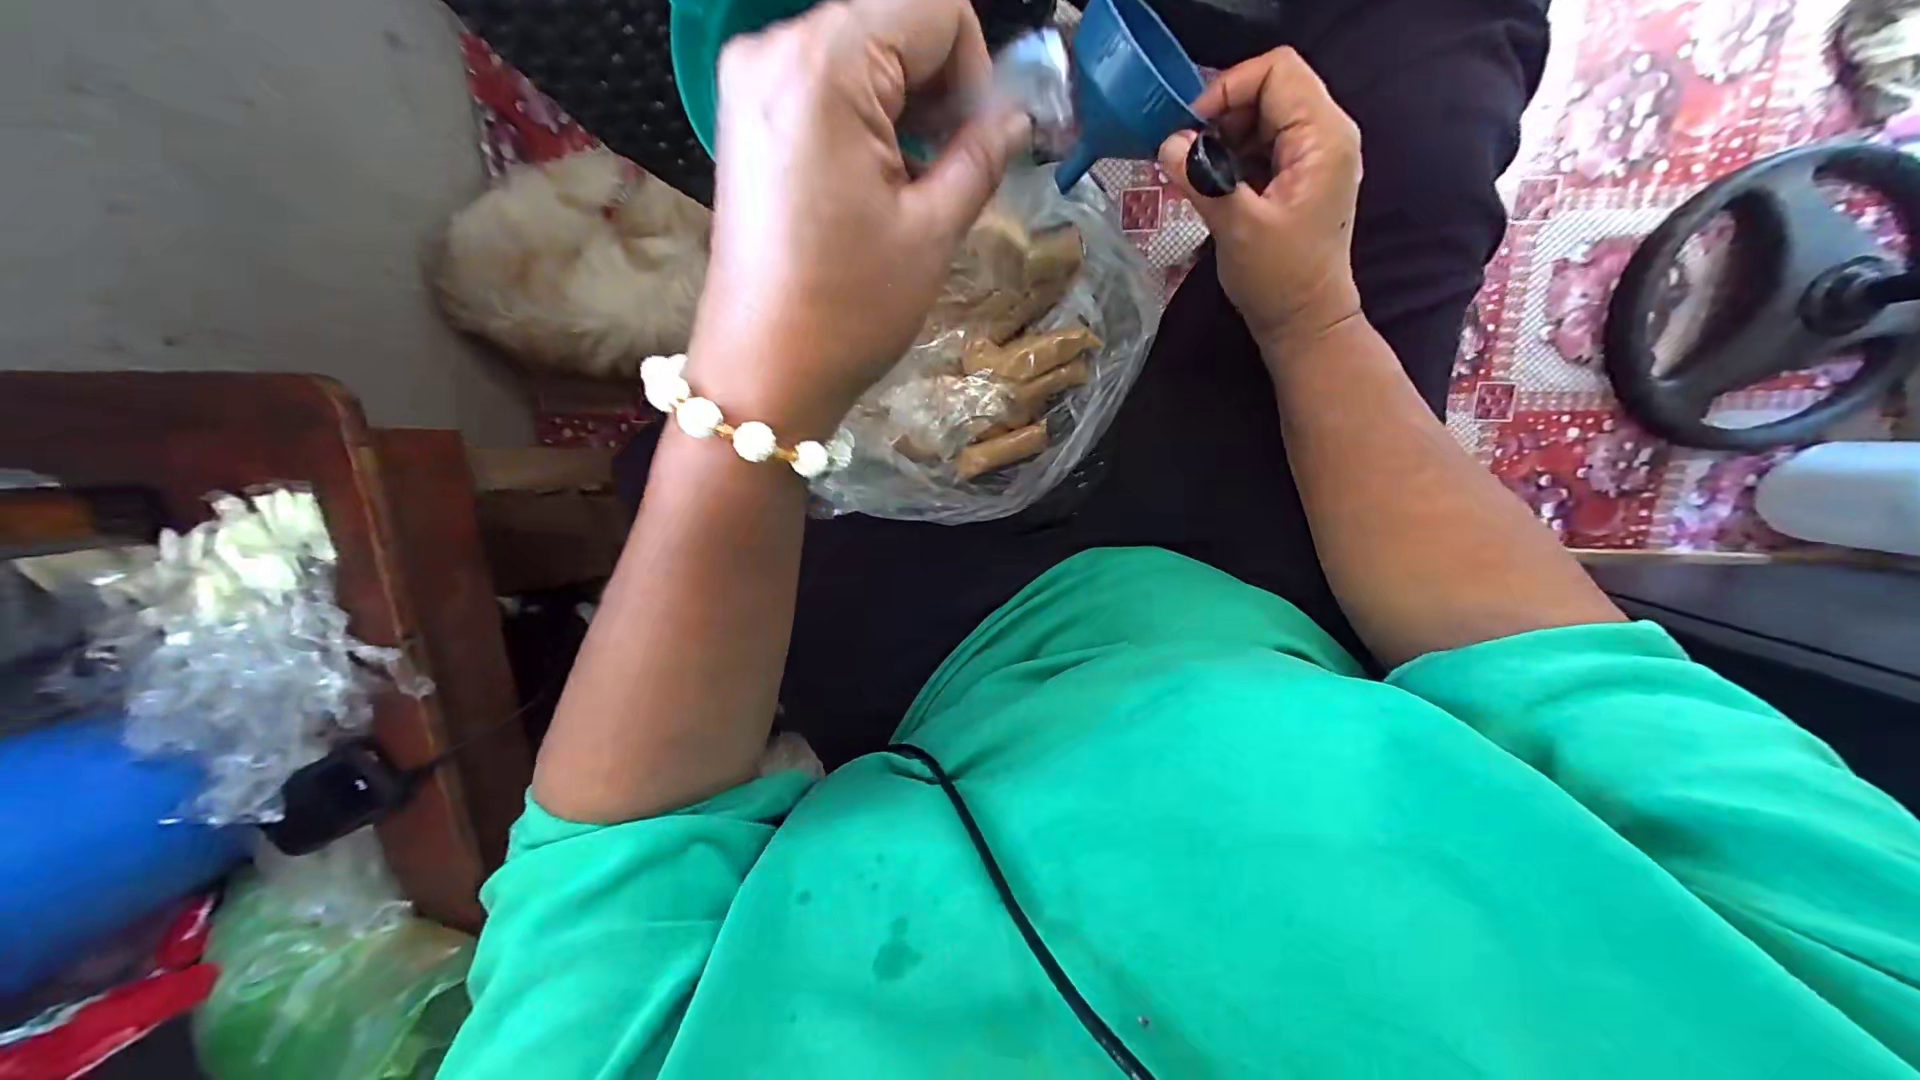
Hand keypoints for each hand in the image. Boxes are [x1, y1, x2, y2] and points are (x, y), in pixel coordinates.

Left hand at [685, 0, 1030, 437]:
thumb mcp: (931, 232)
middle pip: (891, 22)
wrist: (764, 371)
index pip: (934, 8)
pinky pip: (824, 87)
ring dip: (904, 106)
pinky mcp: (747, 121)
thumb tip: (1013, 118)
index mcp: (826, 65)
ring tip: (915, 184)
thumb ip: (980, 155)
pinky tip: (877, 179)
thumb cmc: (848, 310)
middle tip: (956, 165)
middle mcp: (776, 50)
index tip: (982, 140)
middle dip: (938, 86)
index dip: (976, 70)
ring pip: (860, 54)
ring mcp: (752, 84)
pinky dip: (865, 118)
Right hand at [1157, 48, 1364, 353]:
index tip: (1187, 128)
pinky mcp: (1297, 178)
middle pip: (1269, 89)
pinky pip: (1261, 147)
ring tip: (1193, 170)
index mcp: (1321, 137)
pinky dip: (1231, 157)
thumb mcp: (1237, 227)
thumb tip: (1167, 144)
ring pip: (1261, 118)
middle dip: (1220, 114)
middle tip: (1183, 151)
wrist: (1303, 321)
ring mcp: (1312, 157)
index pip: (1276, 71)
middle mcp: (1324, 135)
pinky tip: (1210, 182)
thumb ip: (1202, 179)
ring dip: (1222, 138)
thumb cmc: (1279, 278)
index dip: (1226, 89)